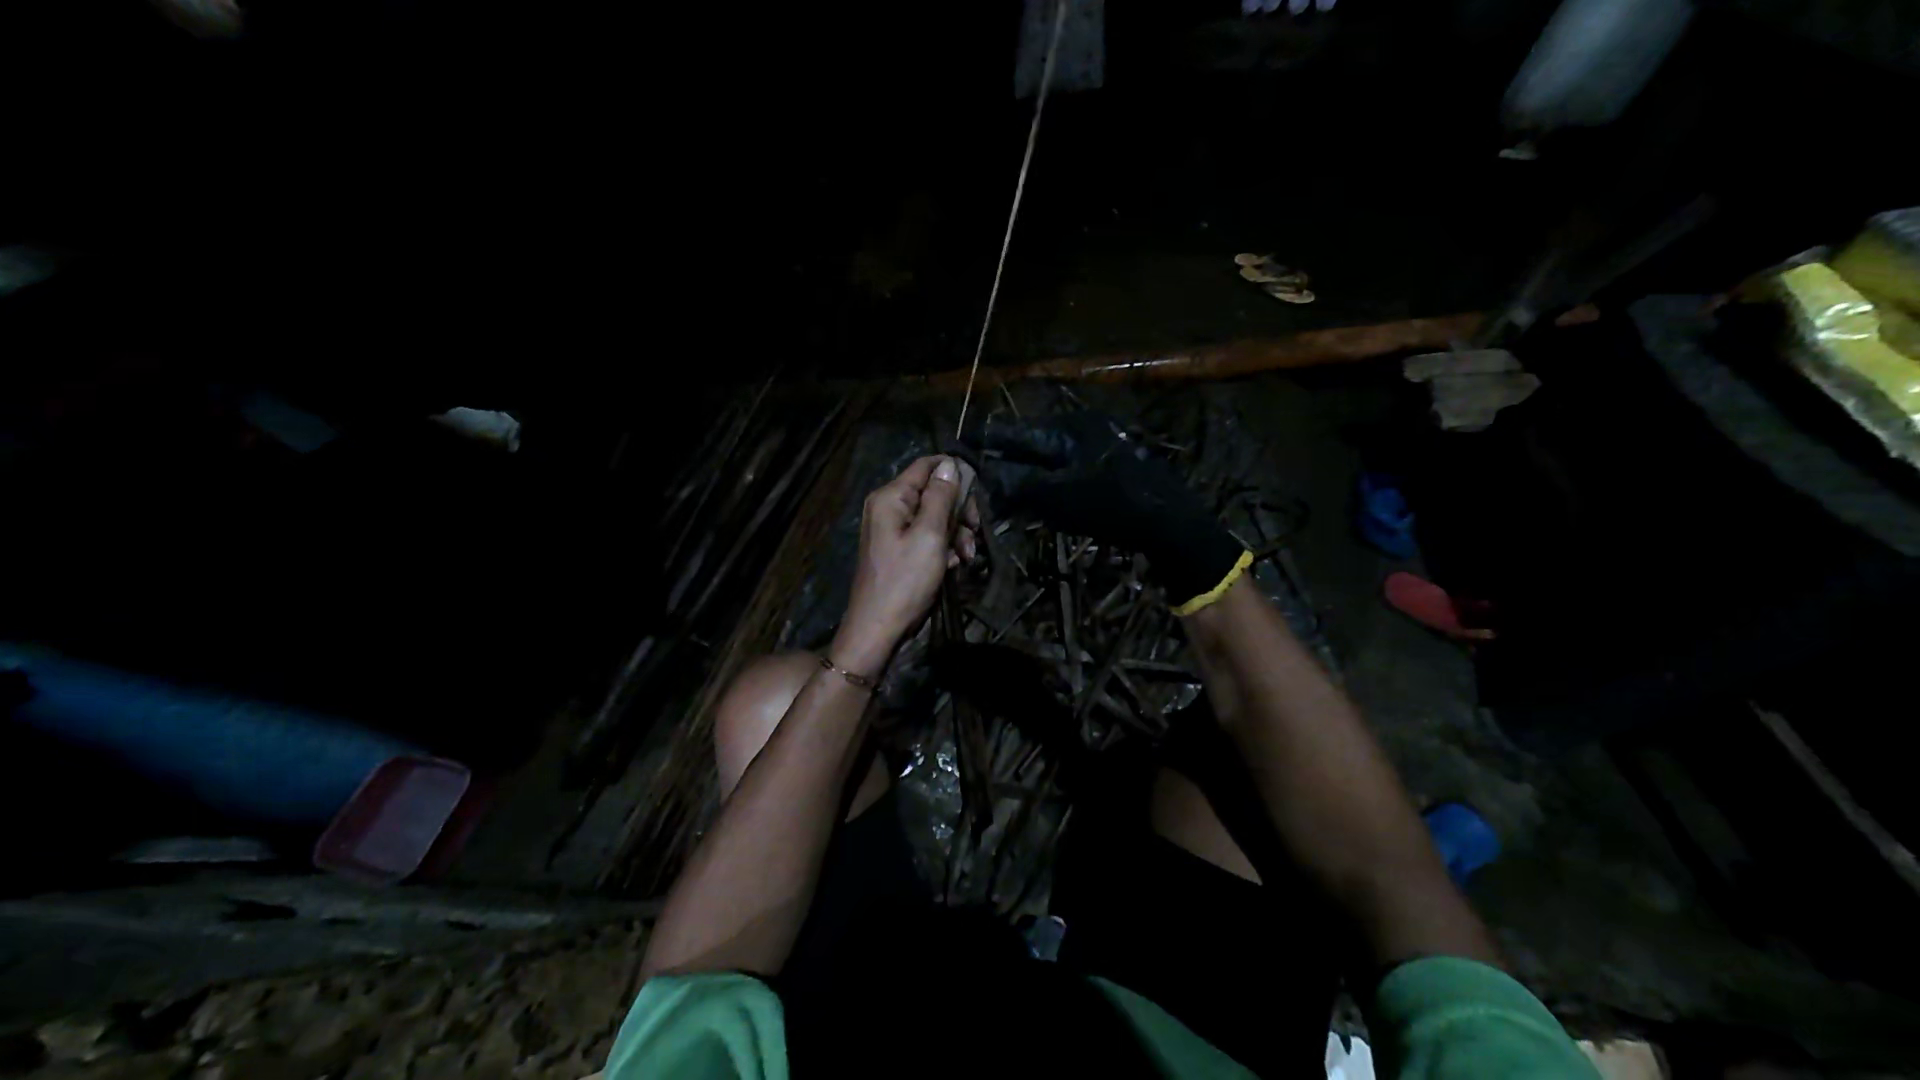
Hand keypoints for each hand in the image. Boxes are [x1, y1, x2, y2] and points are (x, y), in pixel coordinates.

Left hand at [831, 455, 978, 676]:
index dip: (955, 474)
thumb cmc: (905, 581)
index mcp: (890, 497)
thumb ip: (940, 497)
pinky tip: (955, 564)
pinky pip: (927, 537)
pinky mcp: (899, 550)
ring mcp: (892, 529)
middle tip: (974, 531)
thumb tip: (949, 463)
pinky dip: (943, 547)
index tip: (978, 495)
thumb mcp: (929, 536)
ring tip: (966, 555)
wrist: (879, 629)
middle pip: (933, 492)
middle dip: (958, 510)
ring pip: (934, 517)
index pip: (927, 466)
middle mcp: (888, 507)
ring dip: (955, 532)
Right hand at [967, 411, 1244, 611]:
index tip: (961, 443)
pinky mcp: (1108, 463)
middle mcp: (1081, 428)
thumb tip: (986, 473)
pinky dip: (1049, 479)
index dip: (988, 439)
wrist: (1171, 522)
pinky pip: (1066, 466)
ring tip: (1006, 491)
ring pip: (1048, 455)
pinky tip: (1040, 497)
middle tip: (982, 474)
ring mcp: (1098, 445)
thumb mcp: (1059, 495)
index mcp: (1067, 428)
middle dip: (1006, 458)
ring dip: (1027, 471)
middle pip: (1032, 441)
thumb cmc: (1112, 505)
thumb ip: (1020, 481)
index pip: (1016, 431)